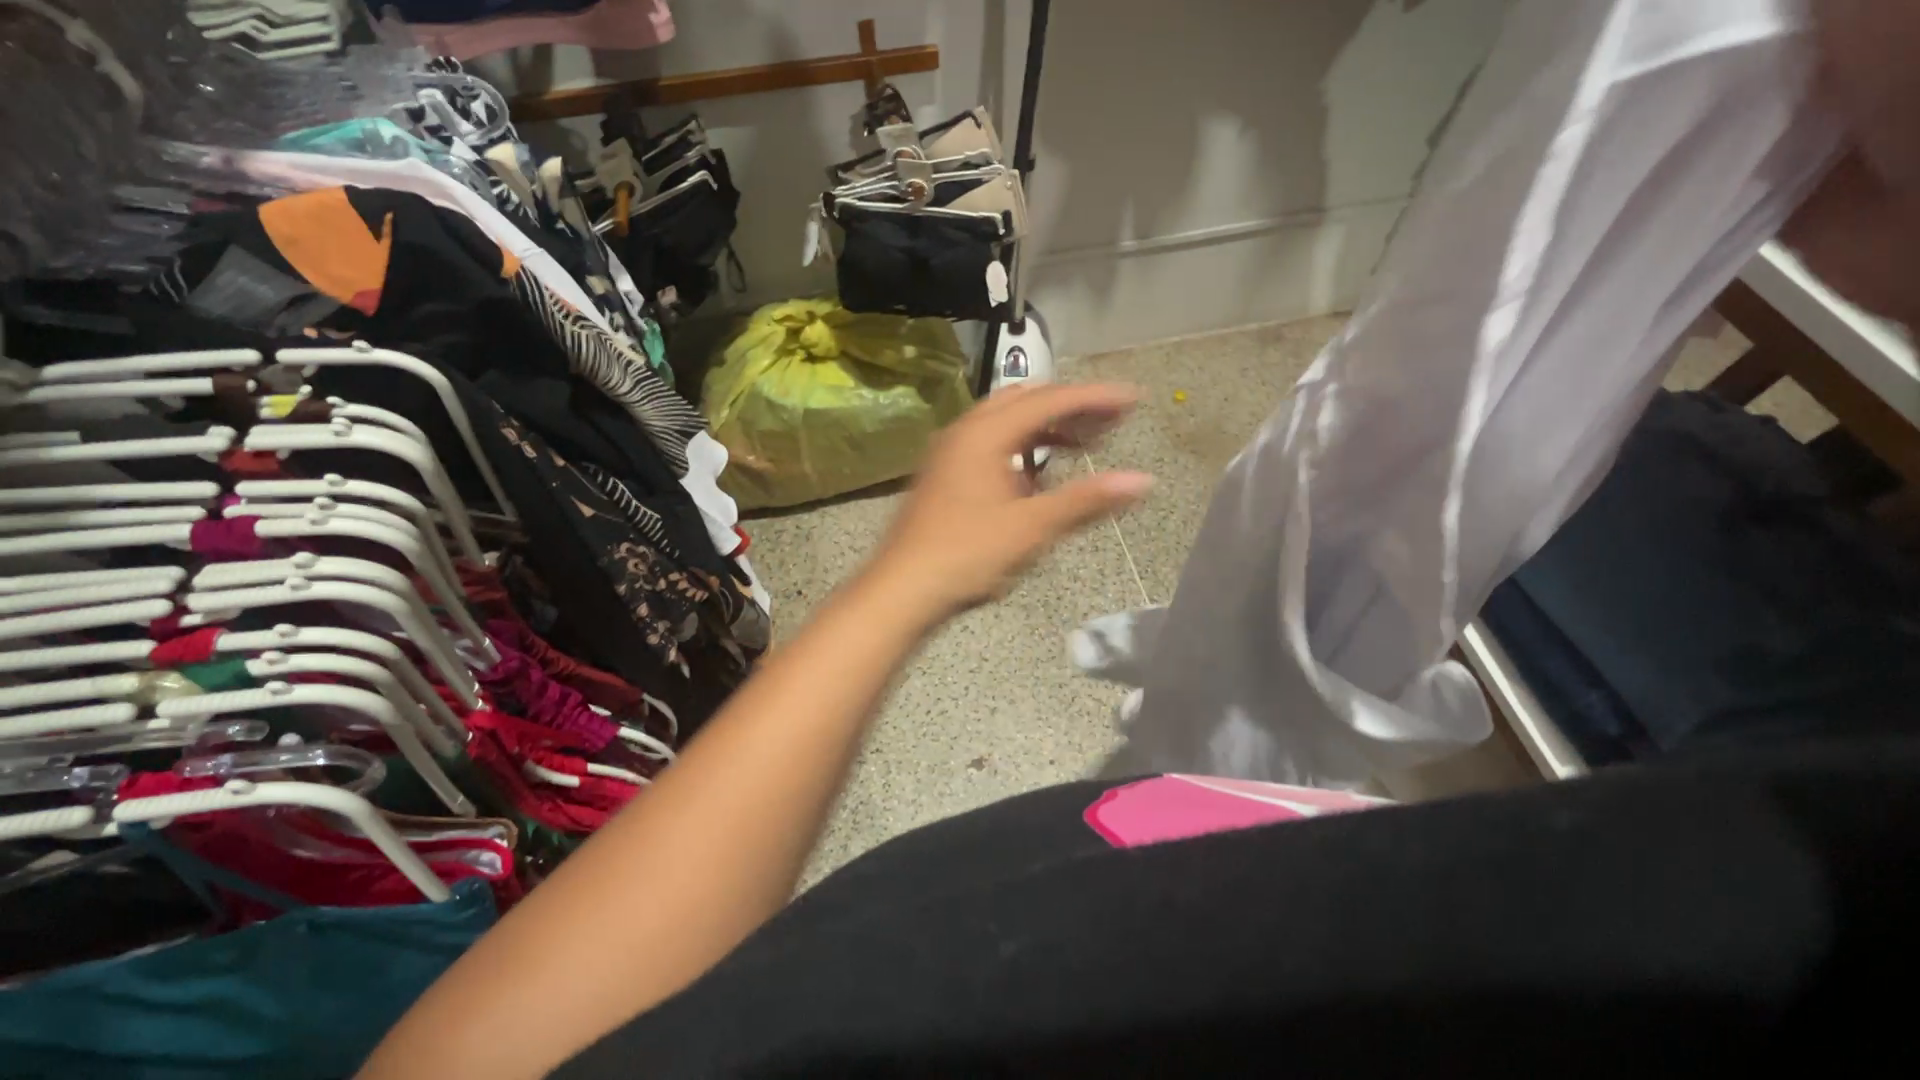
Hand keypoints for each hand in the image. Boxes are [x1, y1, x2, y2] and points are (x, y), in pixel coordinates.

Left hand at [864, 382, 1152, 620]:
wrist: (902, 588)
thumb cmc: (967, 555)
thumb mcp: (1033, 528)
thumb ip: (1087, 500)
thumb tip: (1142, 480)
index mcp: (986, 433)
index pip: (1050, 400)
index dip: (1095, 398)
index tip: (1133, 399)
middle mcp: (966, 431)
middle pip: (1027, 402)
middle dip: (1072, 408)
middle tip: (1112, 420)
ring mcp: (951, 452)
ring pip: (1007, 423)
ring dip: (1047, 428)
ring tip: (1086, 443)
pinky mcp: (945, 475)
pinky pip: (992, 444)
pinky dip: (1023, 448)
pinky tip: (1040, 474)